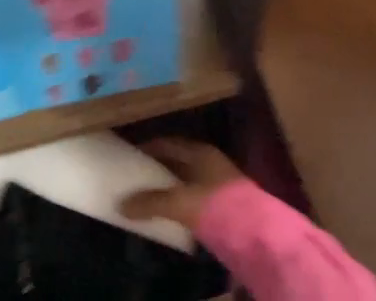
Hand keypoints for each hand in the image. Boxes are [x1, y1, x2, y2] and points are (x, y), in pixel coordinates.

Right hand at [118, 137, 244, 230]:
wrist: (254, 232)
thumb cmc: (215, 205)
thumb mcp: (178, 201)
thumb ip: (150, 202)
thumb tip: (122, 205)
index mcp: (200, 152)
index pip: (168, 143)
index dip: (148, 147)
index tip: (129, 155)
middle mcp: (209, 162)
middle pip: (177, 161)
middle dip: (156, 169)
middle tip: (134, 177)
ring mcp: (217, 183)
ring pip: (185, 180)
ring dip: (167, 187)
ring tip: (145, 196)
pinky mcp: (222, 203)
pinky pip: (193, 197)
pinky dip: (178, 202)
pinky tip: (167, 213)